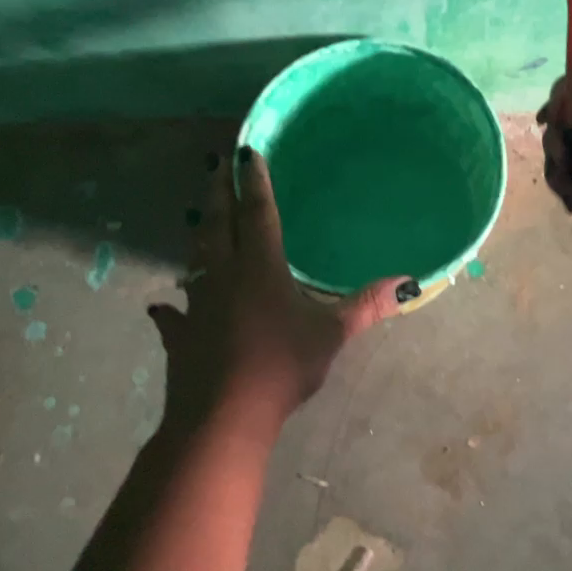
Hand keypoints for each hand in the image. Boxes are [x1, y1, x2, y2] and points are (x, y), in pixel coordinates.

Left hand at [147, 148, 417, 432]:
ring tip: (198, 216)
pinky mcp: (181, 337)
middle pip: (217, 223)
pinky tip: (162, 306)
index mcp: (260, 267)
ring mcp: (197, 306)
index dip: (253, 181)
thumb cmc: (281, 365)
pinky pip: (174, 314)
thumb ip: (367, 304)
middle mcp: (224, 275)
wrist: (223, 418)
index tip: (246, 151)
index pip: (256, 212)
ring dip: (198, 234)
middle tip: (214, 164)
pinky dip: (170, 307)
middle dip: (217, 191)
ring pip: (195, 258)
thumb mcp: (332, 333)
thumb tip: (409, 281)